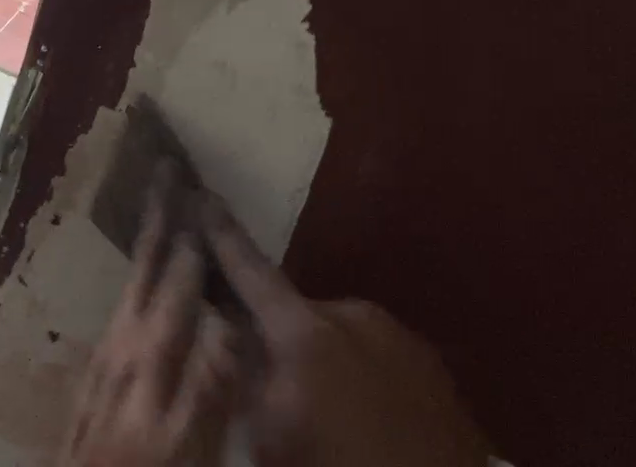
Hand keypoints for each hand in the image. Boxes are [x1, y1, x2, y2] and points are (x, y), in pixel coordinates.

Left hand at [62, 176, 239, 465]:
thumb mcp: (188, 445)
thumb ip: (209, 385)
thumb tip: (229, 324)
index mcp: (150, 350)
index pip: (175, 279)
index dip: (189, 234)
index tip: (195, 190)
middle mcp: (123, 336)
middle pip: (143, 263)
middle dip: (156, 215)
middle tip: (164, 171)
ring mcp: (106, 348)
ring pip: (129, 278)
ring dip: (143, 238)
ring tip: (156, 209)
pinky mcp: (98, 365)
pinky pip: (121, 299)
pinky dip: (135, 272)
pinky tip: (141, 278)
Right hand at [202, 202, 488, 466]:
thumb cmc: (340, 463)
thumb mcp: (270, 431)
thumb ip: (243, 374)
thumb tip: (224, 332)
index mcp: (305, 328)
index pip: (251, 269)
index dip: (221, 233)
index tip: (202, 194)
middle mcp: (353, 314)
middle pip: (296, 313)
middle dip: (280, 336)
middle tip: (275, 379)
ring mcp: (400, 335)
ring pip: (338, 335)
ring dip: (324, 358)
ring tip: (326, 407)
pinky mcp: (433, 364)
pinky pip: (379, 356)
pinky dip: (362, 375)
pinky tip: (365, 414)